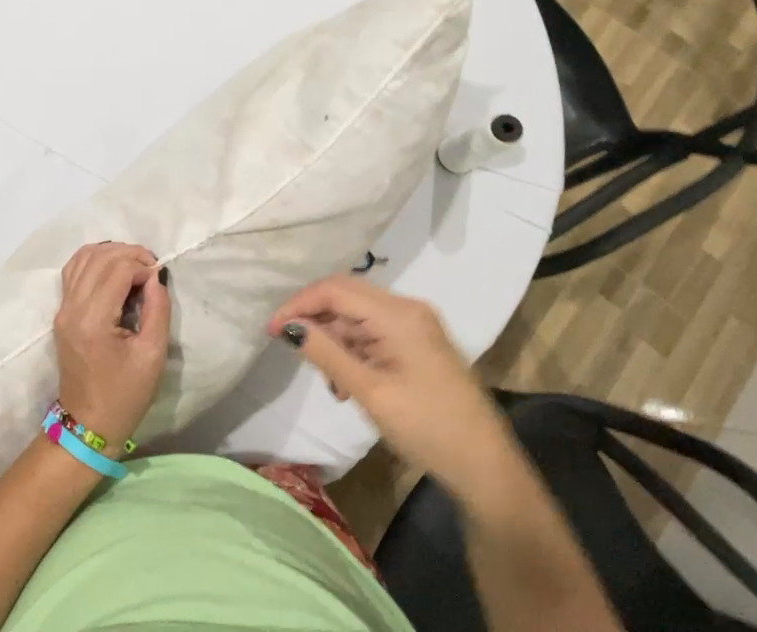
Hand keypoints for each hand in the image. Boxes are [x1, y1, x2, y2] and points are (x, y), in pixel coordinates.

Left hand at [53, 242, 169, 446]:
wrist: (88, 423)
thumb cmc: (125, 394)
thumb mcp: (152, 355)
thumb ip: (157, 309)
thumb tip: (156, 277)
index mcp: (92, 319)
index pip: (117, 269)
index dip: (143, 266)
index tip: (159, 282)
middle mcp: (71, 308)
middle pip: (99, 258)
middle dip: (129, 254)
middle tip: (152, 269)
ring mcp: (62, 309)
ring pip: (82, 259)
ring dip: (111, 254)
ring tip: (135, 266)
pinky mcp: (61, 313)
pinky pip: (73, 272)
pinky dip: (94, 261)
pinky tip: (113, 269)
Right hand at [269, 276, 520, 499]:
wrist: (484, 466)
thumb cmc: (427, 428)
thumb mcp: (370, 392)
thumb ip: (327, 354)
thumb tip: (289, 327)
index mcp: (399, 315)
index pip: (335, 290)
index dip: (299, 304)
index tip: (272, 331)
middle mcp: (408, 309)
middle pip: (346, 297)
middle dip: (315, 320)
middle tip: (291, 350)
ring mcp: (416, 326)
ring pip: (357, 317)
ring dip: (335, 342)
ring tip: (332, 385)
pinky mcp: (418, 344)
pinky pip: (373, 333)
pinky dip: (353, 352)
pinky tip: (348, 385)